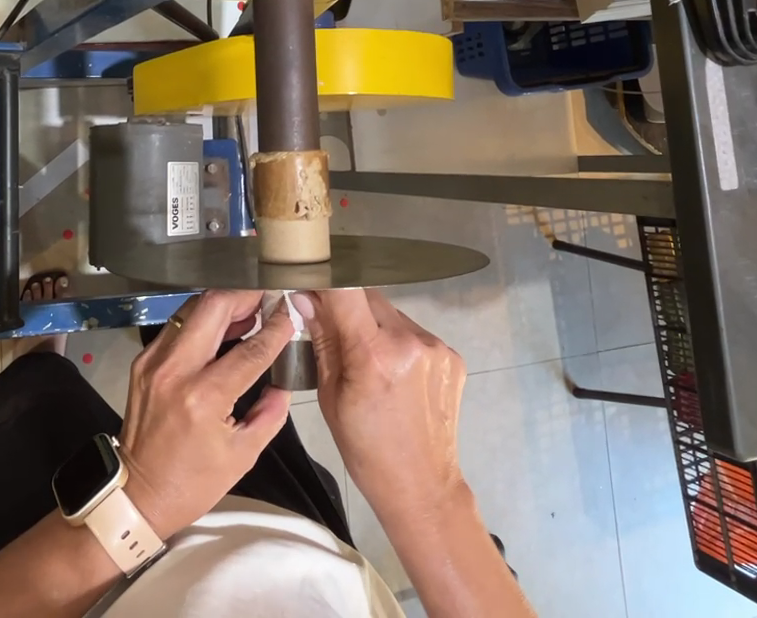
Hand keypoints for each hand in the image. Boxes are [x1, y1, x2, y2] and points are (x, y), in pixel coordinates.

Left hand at [117, 291, 294, 538]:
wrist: (137, 495)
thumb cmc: (193, 482)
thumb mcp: (243, 455)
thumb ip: (270, 413)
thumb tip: (284, 382)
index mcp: (204, 397)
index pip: (249, 350)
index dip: (275, 328)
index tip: (291, 312)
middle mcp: (175, 370)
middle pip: (213, 307)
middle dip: (244, 295)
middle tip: (266, 297)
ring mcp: (154, 361)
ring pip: (192, 309)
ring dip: (222, 303)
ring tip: (248, 310)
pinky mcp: (143, 361)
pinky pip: (177, 325)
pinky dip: (202, 319)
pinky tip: (221, 328)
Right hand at [300, 289, 468, 518]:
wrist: (423, 485)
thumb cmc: (365, 448)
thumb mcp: (329, 396)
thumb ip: (321, 339)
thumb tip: (304, 295)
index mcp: (373, 355)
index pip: (345, 289)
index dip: (326, 274)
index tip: (311, 271)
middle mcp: (408, 342)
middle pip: (368, 297)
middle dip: (347, 305)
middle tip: (333, 325)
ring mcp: (435, 347)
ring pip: (391, 313)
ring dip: (375, 324)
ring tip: (370, 362)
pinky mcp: (451, 355)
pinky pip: (413, 332)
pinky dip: (398, 341)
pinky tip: (396, 373)